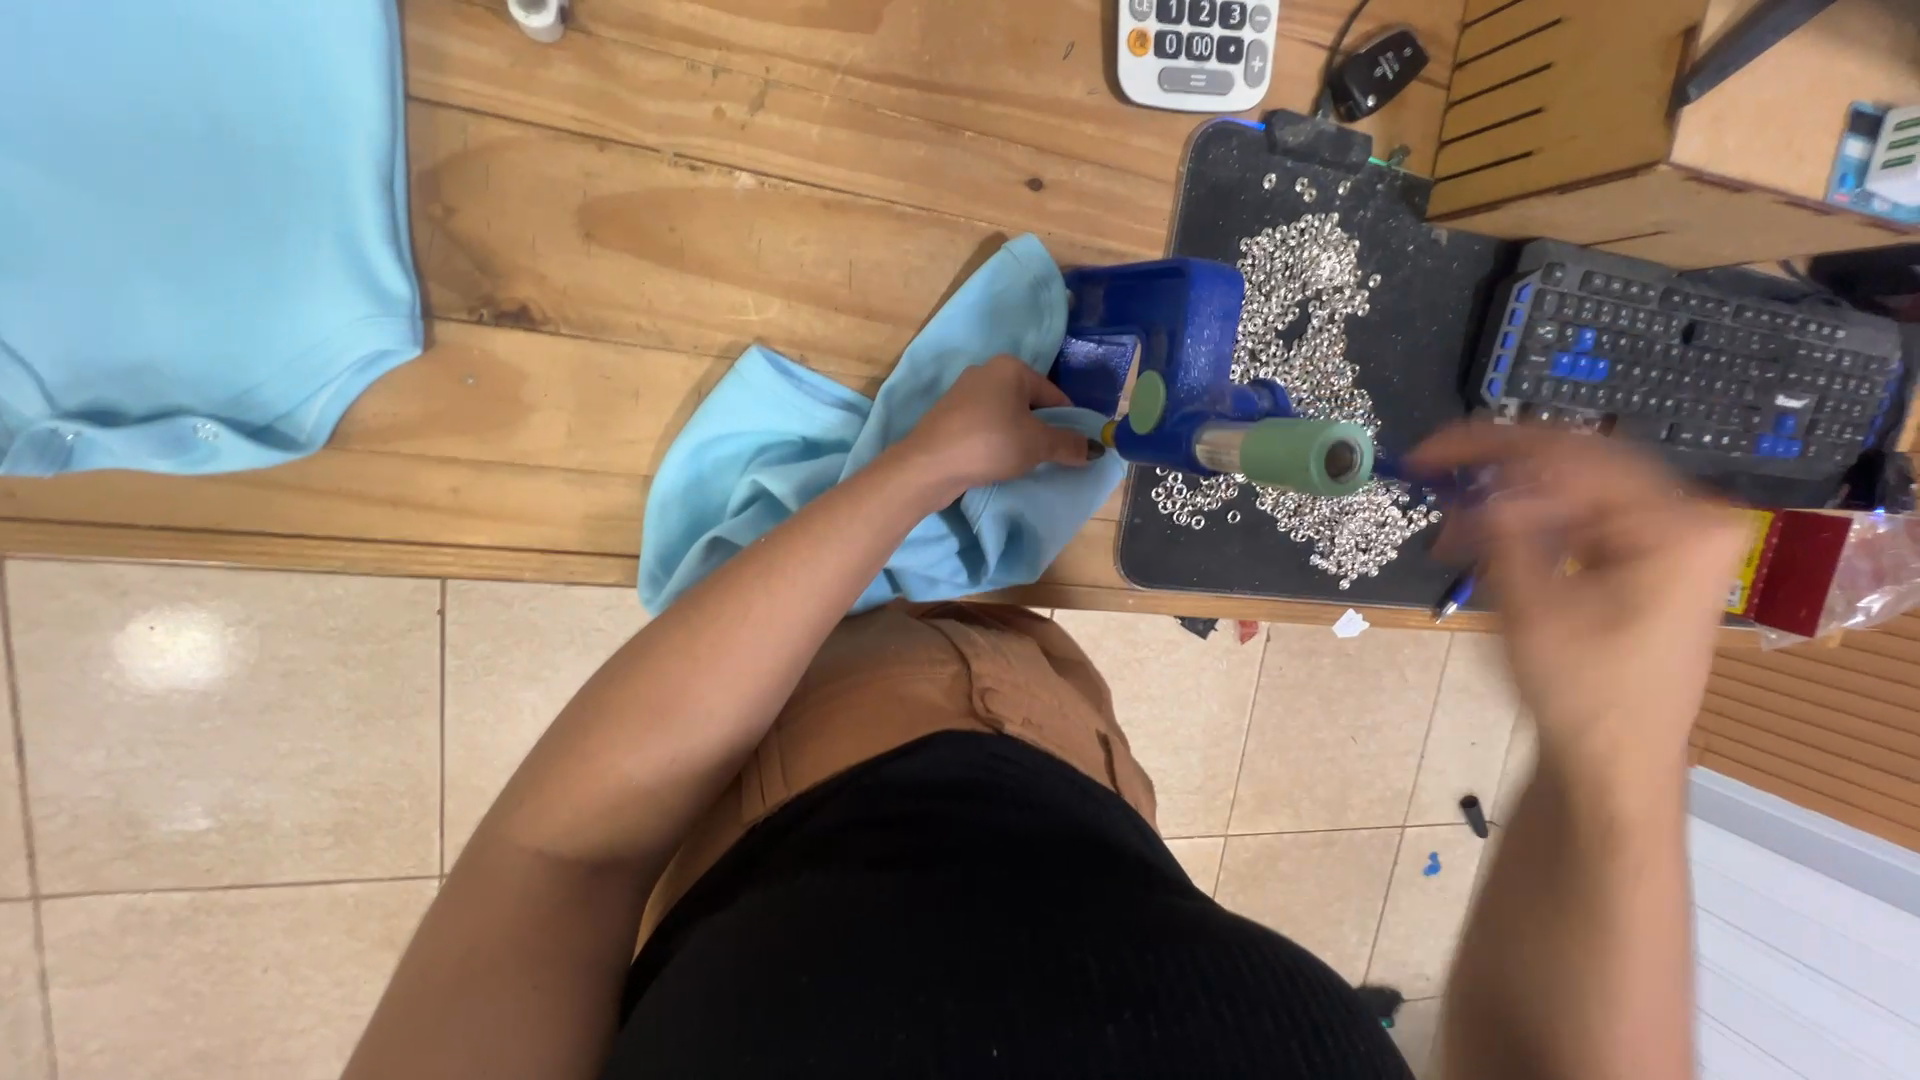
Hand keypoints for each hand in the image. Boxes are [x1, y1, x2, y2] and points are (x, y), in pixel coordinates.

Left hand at [890, 354, 1101, 499]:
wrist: (928, 465)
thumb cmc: (989, 444)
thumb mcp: (1037, 444)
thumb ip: (1069, 444)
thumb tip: (1096, 449)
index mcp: (1011, 367)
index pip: (1054, 395)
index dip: (1068, 423)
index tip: (1075, 449)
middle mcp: (986, 371)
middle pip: (1030, 404)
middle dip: (1043, 430)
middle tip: (1051, 458)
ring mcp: (964, 393)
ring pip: (1007, 416)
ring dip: (1020, 437)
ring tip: (1025, 463)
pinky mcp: (950, 416)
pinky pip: (986, 426)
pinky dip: (997, 441)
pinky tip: (999, 462)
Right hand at [1408, 423, 1748, 780]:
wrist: (1617, 758)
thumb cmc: (1580, 690)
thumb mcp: (1529, 607)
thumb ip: (1504, 533)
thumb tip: (1481, 487)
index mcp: (1672, 524)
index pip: (1569, 454)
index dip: (1489, 447)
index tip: (1427, 457)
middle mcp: (1686, 519)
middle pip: (1576, 465)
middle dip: (1498, 472)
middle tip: (1435, 478)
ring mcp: (1673, 539)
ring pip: (1575, 490)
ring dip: (1509, 501)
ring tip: (1455, 528)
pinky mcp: (1653, 560)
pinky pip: (1584, 518)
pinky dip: (1533, 522)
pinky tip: (1490, 539)